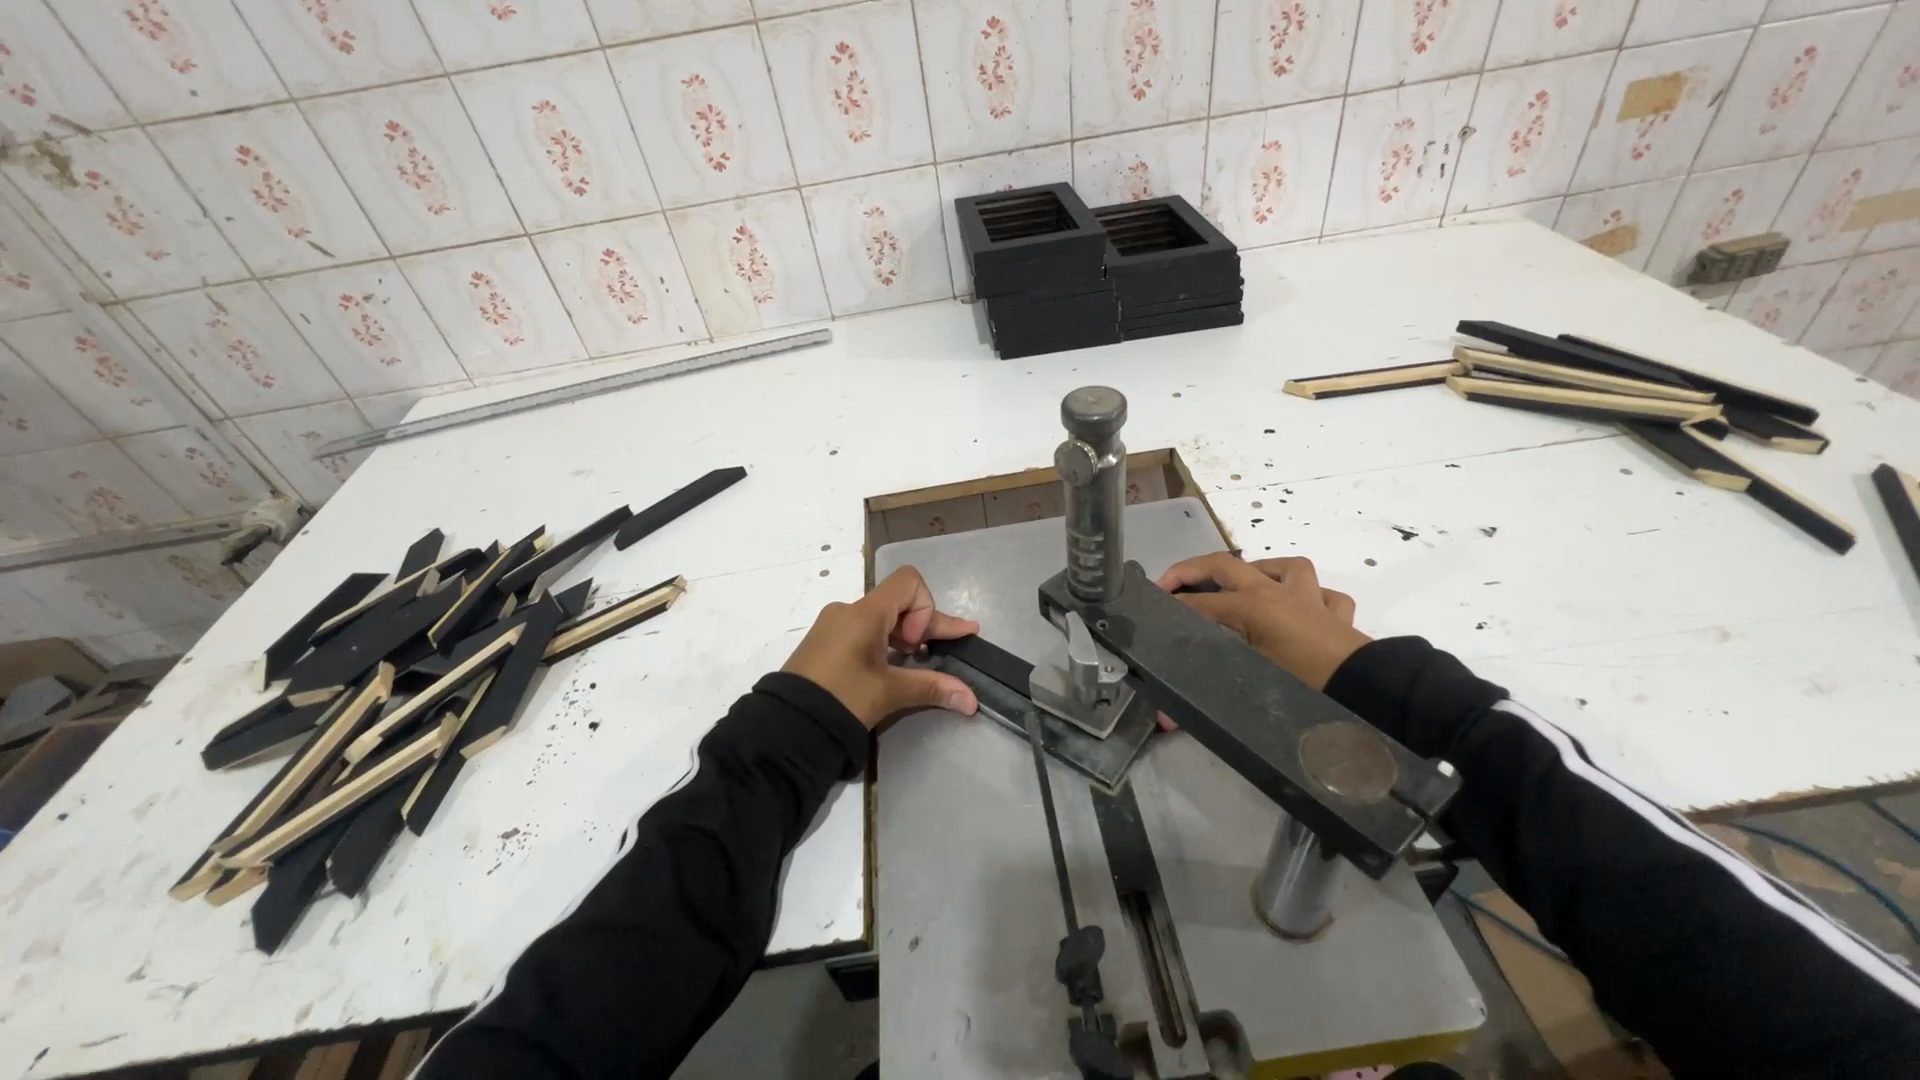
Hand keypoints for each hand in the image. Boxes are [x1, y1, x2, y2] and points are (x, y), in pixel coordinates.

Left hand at [783, 566, 980, 729]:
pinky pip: (864, 630)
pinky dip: (886, 641)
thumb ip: (932, 688)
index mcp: (864, 613)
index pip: (908, 582)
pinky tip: (894, 664)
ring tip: (920, 657)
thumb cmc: (841, 699)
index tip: (918, 644)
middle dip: (927, 624)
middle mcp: (848, 611)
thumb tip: (972, 700)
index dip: (925, 608)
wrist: (785, 726)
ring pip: (882, 618)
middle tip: (952, 646)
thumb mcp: (889, 693)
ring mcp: (834, 626)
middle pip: (899, 602)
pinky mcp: (826, 643)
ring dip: (906, 634)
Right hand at [1155, 554, 1370, 691]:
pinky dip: (1310, 597)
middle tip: (1168, 584)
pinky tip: (1301, 609)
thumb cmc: (1306, 687)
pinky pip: (1322, 595)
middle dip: (1189, 571)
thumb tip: (1165, 721)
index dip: (1167, 605)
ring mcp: (1310, 598)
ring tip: (1242, 587)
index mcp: (1249, 606)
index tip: (1146, 609)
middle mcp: (1275, 592)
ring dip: (1258, 571)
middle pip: (1223, 566)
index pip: (1196, 603)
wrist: (1370, 692)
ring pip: (1282, 566)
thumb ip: (1205, 701)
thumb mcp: (1250, 686)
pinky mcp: (1337, 614)